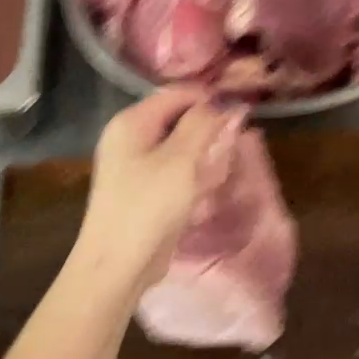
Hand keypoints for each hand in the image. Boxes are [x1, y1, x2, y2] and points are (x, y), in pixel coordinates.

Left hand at [75, 86, 233, 290]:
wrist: (118, 263)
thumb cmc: (148, 206)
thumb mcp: (181, 160)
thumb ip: (202, 126)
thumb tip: (223, 104)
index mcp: (131, 122)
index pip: (176, 95)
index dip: (208, 100)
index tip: (240, 115)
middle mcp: (128, 138)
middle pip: (177, 120)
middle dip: (207, 132)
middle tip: (230, 149)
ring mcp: (133, 166)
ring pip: (179, 149)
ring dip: (203, 157)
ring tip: (218, 172)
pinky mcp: (143, 191)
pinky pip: (174, 173)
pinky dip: (192, 178)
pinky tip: (205, 192)